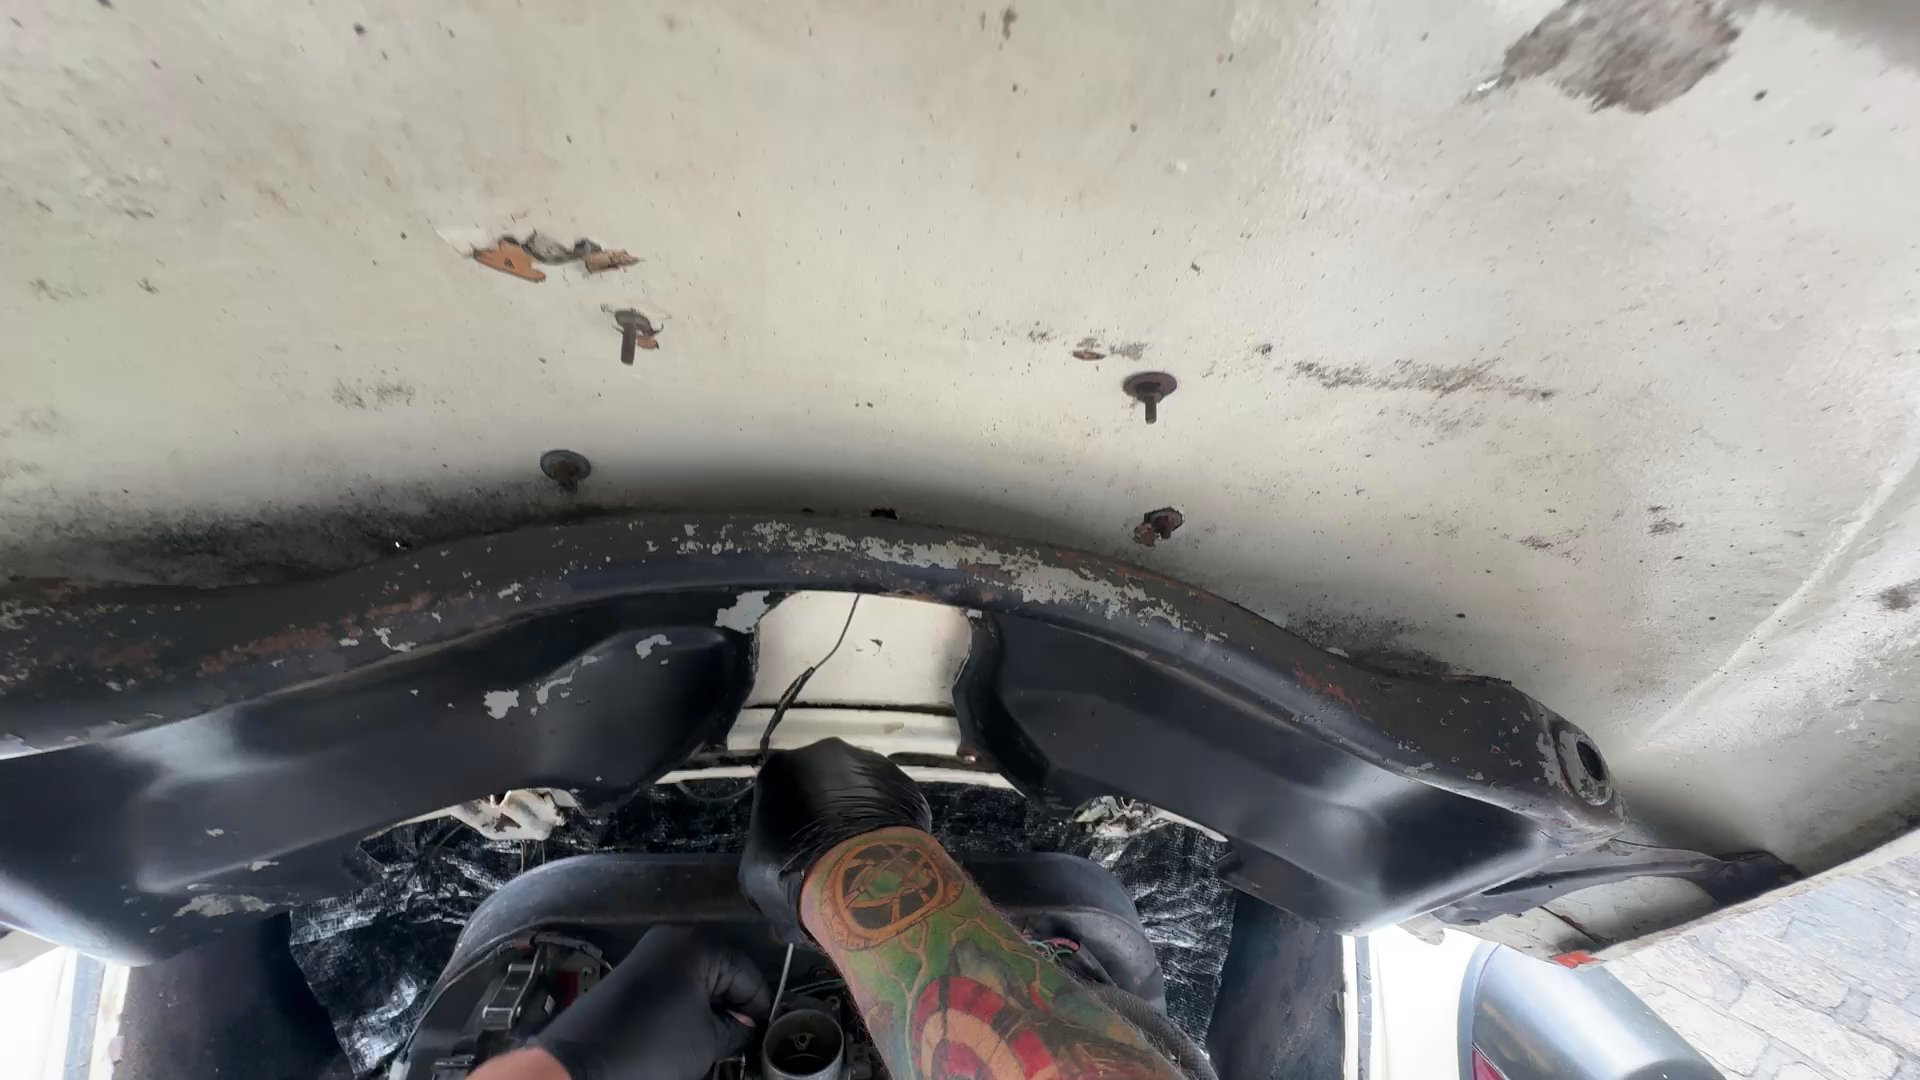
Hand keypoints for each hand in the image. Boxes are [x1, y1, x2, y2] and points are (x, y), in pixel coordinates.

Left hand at [532, 926, 769, 1079]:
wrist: (576, 1071)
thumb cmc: (649, 1050)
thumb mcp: (706, 1043)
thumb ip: (737, 1029)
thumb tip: (748, 1026)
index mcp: (698, 945)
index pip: (746, 973)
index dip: (759, 1006)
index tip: (765, 1033)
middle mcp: (674, 939)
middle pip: (722, 971)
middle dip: (734, 1005)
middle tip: (743, 1039)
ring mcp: (650, 956)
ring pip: (697, 979)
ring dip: (710, 1008)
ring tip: (718, 1041)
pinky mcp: (631, 978)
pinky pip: (674, 985)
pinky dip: (687, 1007)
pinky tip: (690, 1035)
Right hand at [740, 738, 931, 942]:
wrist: (859, 878)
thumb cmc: (795, 873)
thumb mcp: (755, 871)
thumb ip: (764, 848)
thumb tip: (776, 863)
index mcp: (781, 767)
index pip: (780, 788)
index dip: (787, 817)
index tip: (794, 841)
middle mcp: (824, 752)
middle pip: (821, 777)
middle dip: (824, 804)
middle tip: (827, 843)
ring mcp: (868, 761)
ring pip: (858, 784)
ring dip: (857, 808)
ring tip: (858, 848)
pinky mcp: (902, 780)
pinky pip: (889, 799)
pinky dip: (886, 818)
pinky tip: (883, 848)